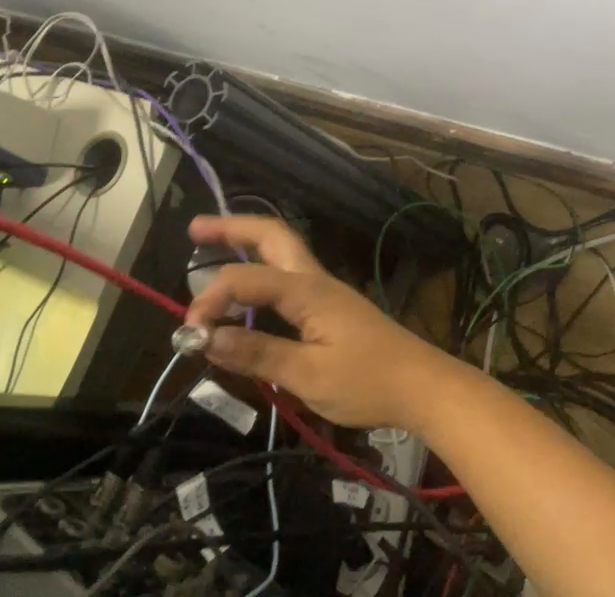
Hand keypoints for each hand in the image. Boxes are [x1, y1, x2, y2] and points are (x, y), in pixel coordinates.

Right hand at [183, 214, 466, 430]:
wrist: (423, 386)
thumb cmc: (368, 382)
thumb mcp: (309, 376)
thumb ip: (258, 354)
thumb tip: (207, 338)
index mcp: (308, 290)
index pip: (246, 279)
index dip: (212, 298)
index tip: (190, 332)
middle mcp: (315, 280)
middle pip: (271, 236)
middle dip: (231, 228)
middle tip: (195, 230)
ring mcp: (325, 291)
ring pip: (282, 250)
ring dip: (248, 243)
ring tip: (214, 244)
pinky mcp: (331, 307)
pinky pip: (288, 275)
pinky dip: (261, 269)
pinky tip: (250, 290)